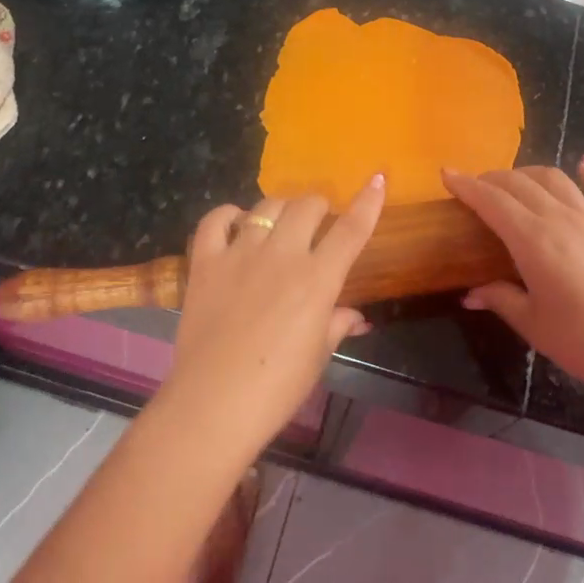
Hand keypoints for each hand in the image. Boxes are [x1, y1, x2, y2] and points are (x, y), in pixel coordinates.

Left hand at [160, 177, 382, 448]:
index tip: (378, 179)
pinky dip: (229, 215)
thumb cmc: (276, 389)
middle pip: (307, 206)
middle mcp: (282, 255)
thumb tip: (355, 316)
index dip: (367, 202)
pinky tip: (236, 222)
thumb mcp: (317, 357)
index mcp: (317, 279)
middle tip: (318, 221)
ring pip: (267, 206)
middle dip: (318, 206)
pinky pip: (216, 221)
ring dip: (281, 209)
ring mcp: (240, 254)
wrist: (213, 405)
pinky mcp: (205, 263)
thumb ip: (336, 325)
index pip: (351, 230)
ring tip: (280, 223)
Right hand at [446, 160, 583, 397]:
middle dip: (492, 179)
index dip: (467, 186)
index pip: (492, 201)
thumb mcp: (532, 324)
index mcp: (532, 239)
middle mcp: (559, 218)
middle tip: (475, 187)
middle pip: (520, 184)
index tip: (447, 174)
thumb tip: (470, 293)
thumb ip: (500, 299)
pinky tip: (582, 165)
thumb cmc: (581, 340)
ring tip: (515, 182)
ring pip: (555, 179)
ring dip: (530, 173)